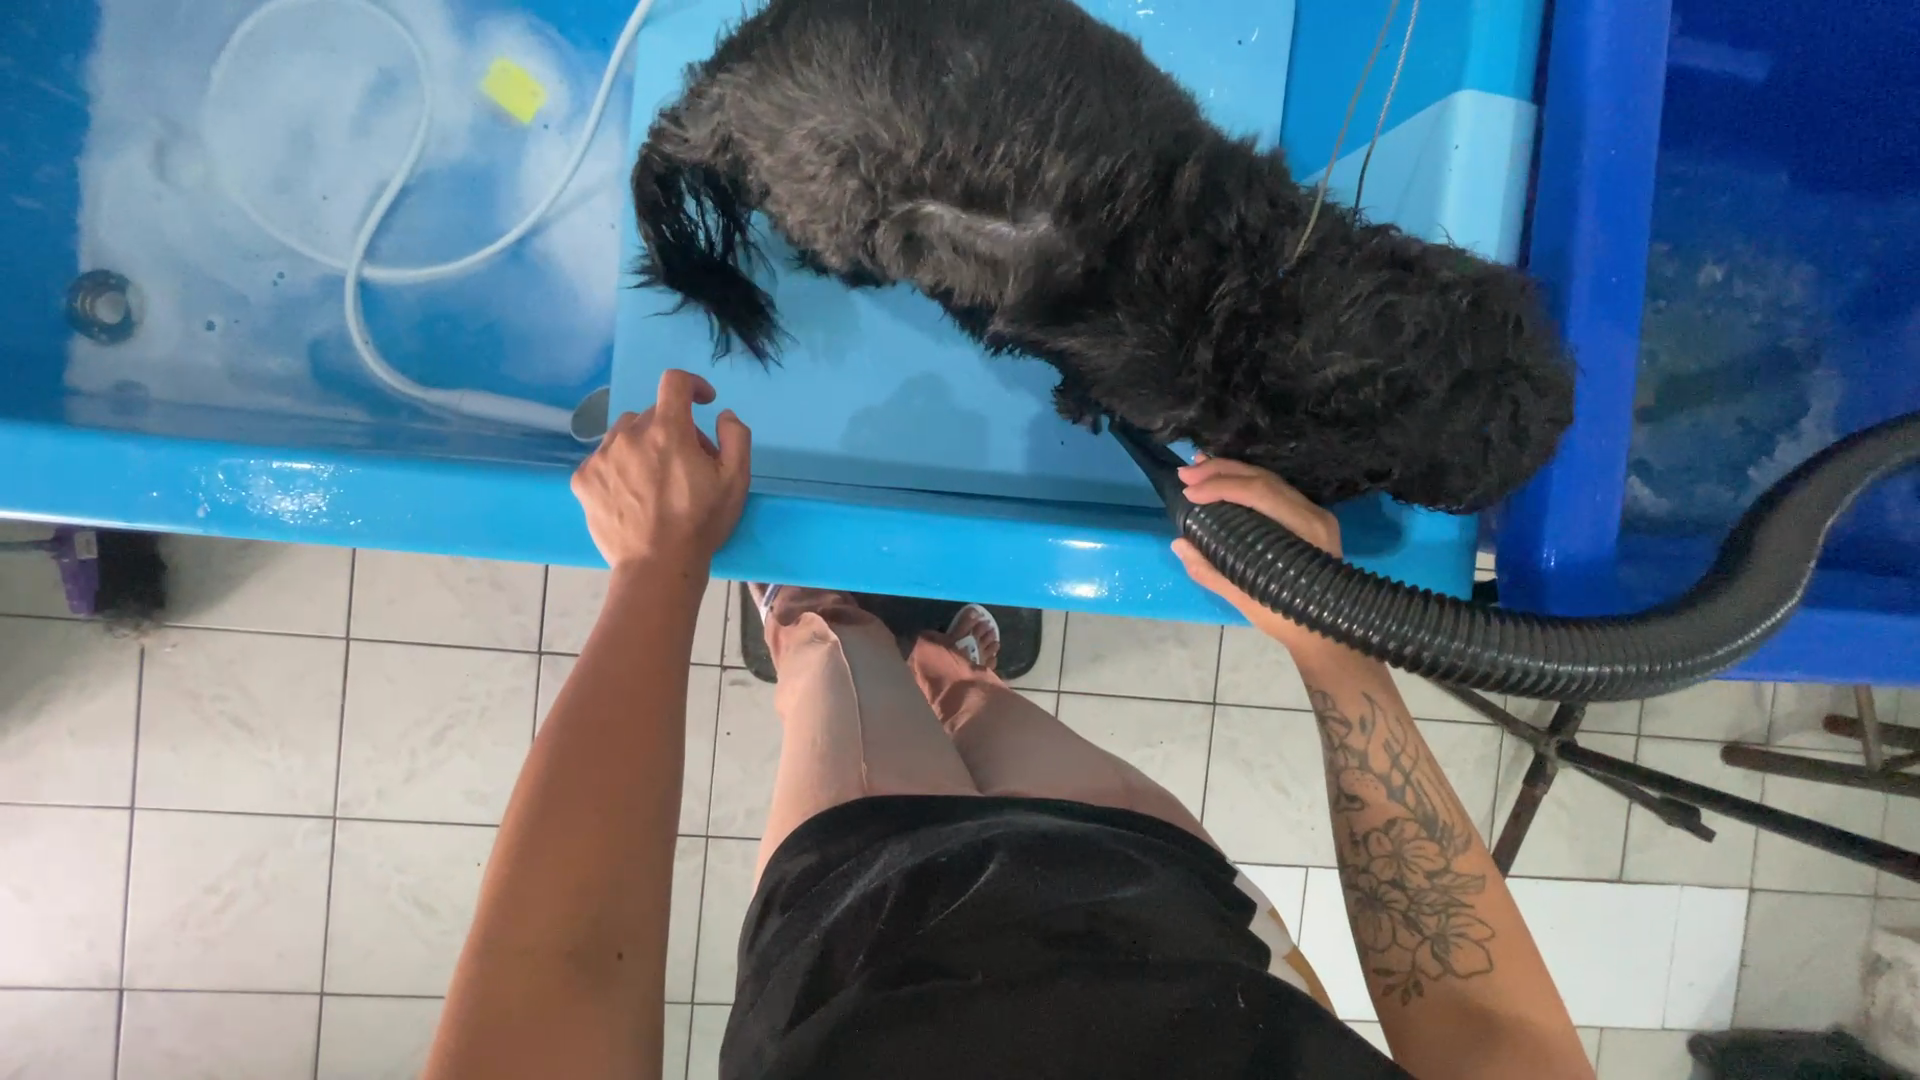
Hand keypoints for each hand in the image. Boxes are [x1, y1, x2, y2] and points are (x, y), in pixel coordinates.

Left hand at [571, 370, 750, 569]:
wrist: (657, 566)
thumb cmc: (701, 523)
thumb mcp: (736, 481)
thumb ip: (736, 437)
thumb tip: (722, 414)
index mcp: (668, 430)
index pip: (674, 382)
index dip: (692, 384)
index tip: (703, 401)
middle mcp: (629, 435)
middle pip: (652, 414)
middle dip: (674, 430)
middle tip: (688, 463)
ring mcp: (601, 457)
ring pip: (624, 434)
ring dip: (643, 445)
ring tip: (656, 480)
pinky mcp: (583, 479)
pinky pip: (603, 459)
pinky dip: (620, 467)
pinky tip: (633, 494)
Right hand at [1170, 455, 1343, 655]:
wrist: (1329, 634)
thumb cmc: (1290, 619)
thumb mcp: (1248, 599)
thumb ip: (1211, 571)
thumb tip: (1179, 544)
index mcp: (1304, 530)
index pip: (1259, 494)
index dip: (1221, 488)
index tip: (1189, 493)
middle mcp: (1312, 514)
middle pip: (1263, 479)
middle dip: (1221, 471)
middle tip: (1185, 473)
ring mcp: (1312, 514)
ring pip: (1268, 480)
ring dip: (1230, 472)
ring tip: (1197, 468)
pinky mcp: (1306, 518)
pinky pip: (1272, 491)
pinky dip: (1244, 483)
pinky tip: (1223, 481)